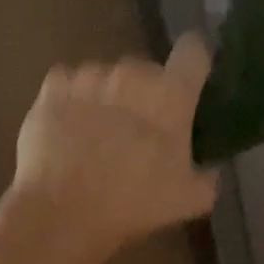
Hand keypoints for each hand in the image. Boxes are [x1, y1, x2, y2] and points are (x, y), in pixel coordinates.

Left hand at [5, 34, 219, 263]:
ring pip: (105, 76)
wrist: (61, 212)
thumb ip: (207, 177)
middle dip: (144, 93)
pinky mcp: (54, 85)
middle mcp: (132, 73)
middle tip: (136, 130)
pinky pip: (69, 82)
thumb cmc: (131, 204)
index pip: (193, 52)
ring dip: (105, 96)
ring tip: (95, 134)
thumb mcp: (188, 201)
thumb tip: (209, 170)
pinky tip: (67, 127)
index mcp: (171, 95)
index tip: (187, 84)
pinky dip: (70, 98)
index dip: (192, 64)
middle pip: (145, 70)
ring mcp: (90, 76)